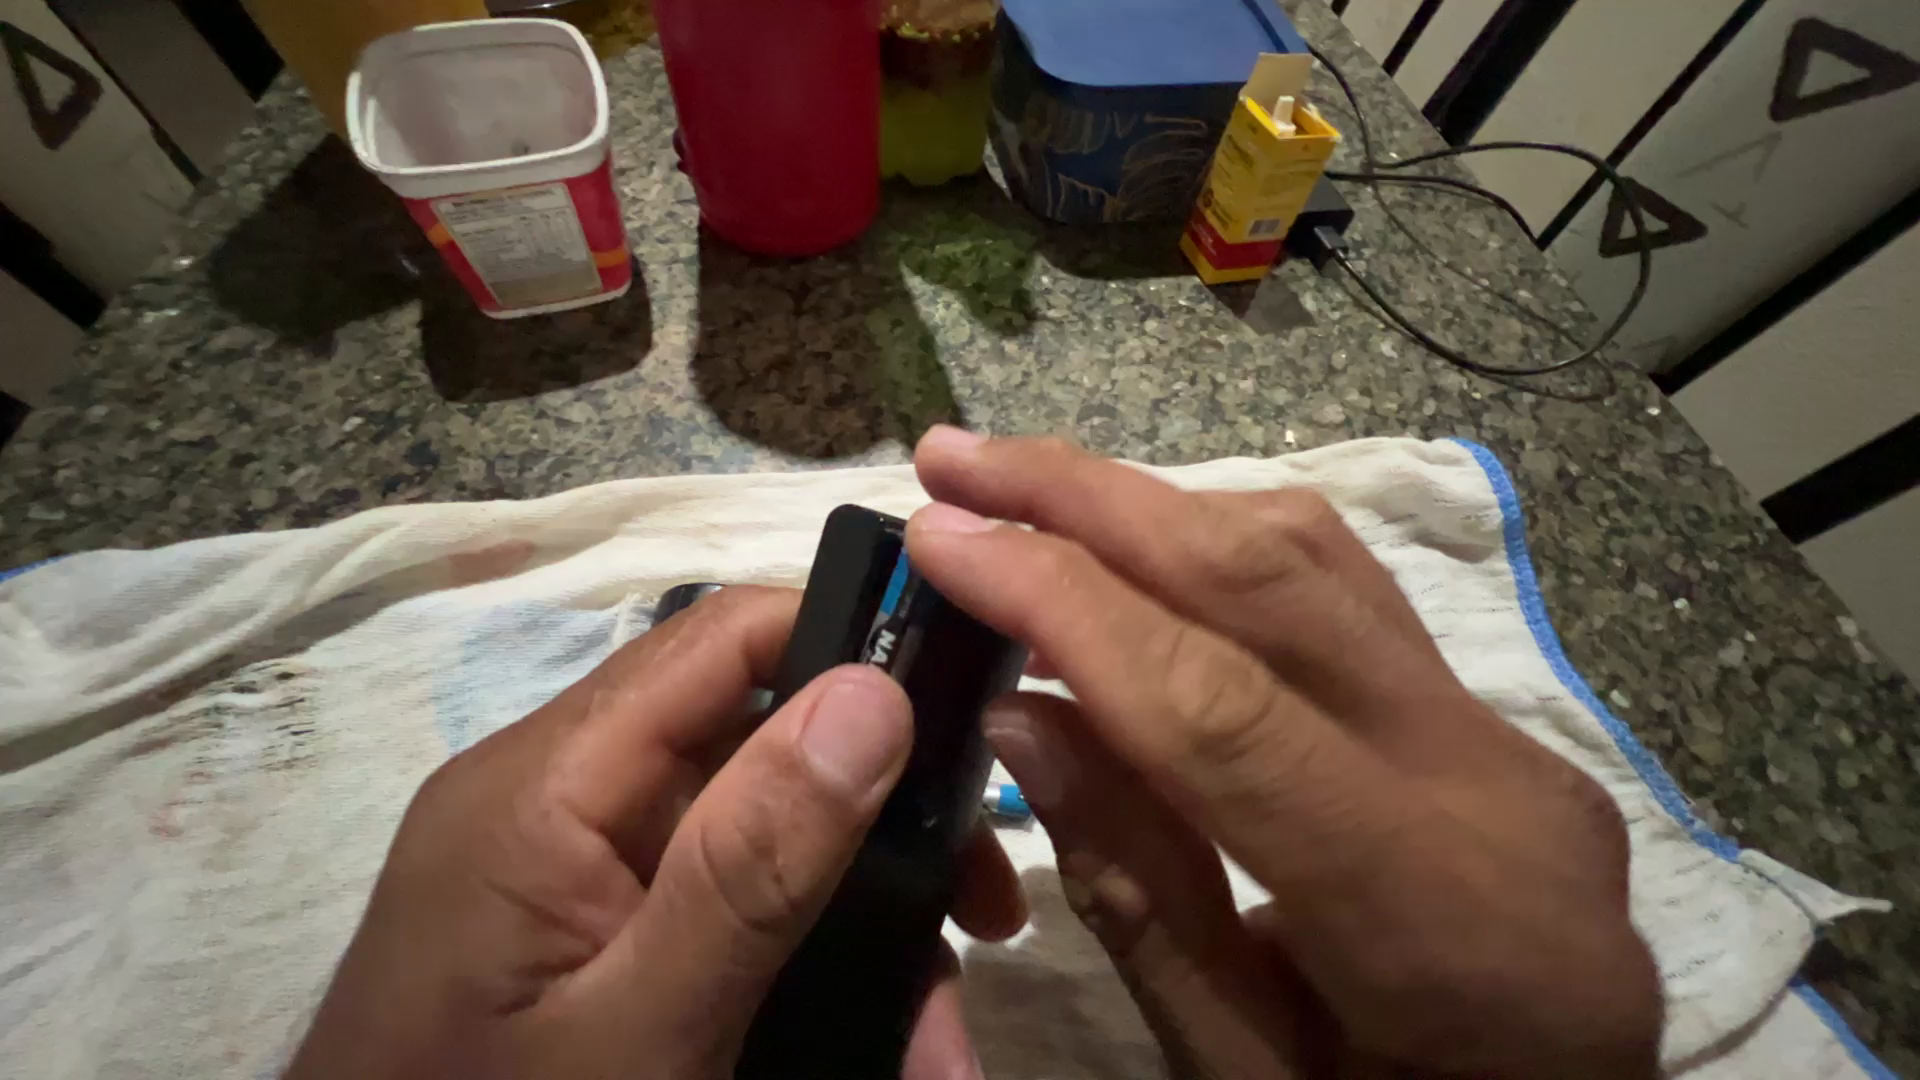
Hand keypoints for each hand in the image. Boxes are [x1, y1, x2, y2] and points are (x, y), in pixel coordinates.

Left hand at [286, 586, 1023, 1079]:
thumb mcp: (642, 1036)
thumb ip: (751, 863)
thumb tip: (873, 692)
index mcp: (548, 782)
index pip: (723, 634)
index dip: (843, 637)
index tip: (954, 707)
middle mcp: (570, 789)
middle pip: (763, 730)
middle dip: (881, 807)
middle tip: (981, 899)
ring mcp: (592, 853)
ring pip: (770, 819)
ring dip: (867, 900)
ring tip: (942, 1014)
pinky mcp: (612, 909)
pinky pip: (741, 883)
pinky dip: (820, 942)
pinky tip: (883, 1027)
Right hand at [904, 429, 1660, 1079]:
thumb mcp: (1235, 1074)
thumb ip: (1134, 889)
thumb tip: (1020, 715)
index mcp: (1446, 920)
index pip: (1216, 705)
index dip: (1063, 603)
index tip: (942, 537)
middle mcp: (1491, 782)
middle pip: (1265, 581)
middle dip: (1085, 498)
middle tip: (955, 459)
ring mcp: (1493, 728)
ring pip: (1301, 552)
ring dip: (1138, 500)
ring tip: (1018, 485)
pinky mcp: (1469, 707)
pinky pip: (1325, 580)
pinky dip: (1203, 535)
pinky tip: (1124, 533)